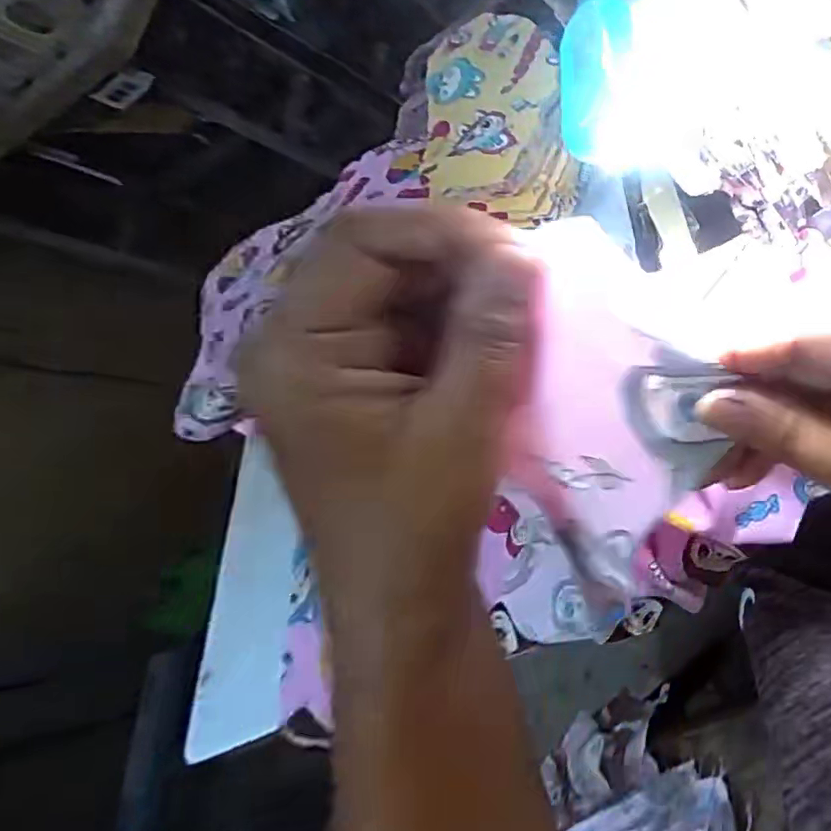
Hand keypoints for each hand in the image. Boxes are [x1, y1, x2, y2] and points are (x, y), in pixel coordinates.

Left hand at [237, 207, 537, 607]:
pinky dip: (468, 314)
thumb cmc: (419, 518)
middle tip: (533, 272)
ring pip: (408, 284)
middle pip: (383, 256)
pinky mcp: (372, 375)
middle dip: (462, 255)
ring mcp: (337, 357)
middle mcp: (304, 338)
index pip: (360, 241)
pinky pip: (421, 319)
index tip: (517, 250)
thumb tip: (525, 252)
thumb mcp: (463, 420)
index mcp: (298, 346)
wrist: (404, 600)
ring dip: (471, 283)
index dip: (441, 230)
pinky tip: (509, 328)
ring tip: (529, 298)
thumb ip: (491, 331)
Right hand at [694, 324, 830, 614]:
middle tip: (701, 430)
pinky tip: (759, 464)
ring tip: (723, 464)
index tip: (691, 372)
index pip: (811, 345)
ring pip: (816, 391)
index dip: (750, 359)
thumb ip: (787, 433)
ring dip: (771, 424)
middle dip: (755, 400)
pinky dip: (799, 436)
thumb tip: (713, 402)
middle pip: (810, 365)